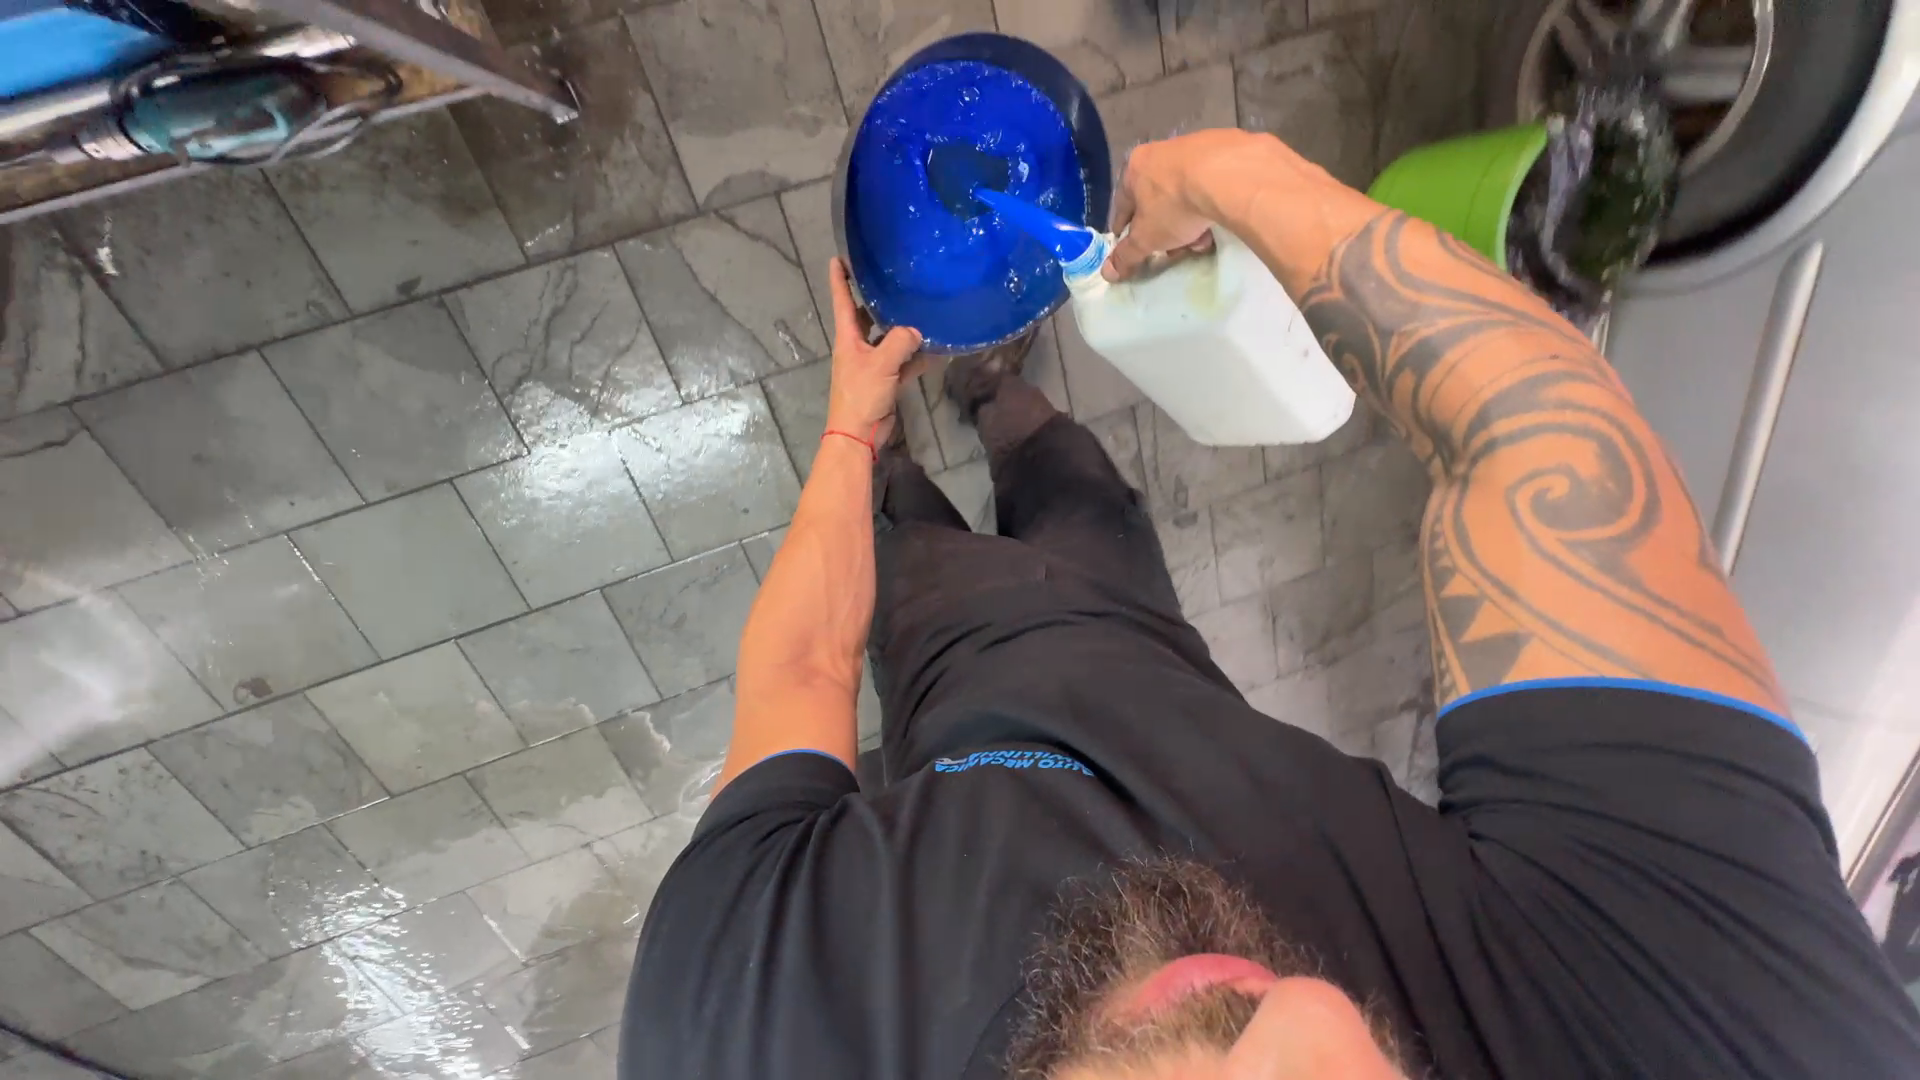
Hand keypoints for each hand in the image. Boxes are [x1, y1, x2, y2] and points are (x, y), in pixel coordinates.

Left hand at [825, 257, 923, 442]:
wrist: (859, 432)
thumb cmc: (861, 394)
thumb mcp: (881, 364)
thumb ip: (899, 342)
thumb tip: (915, 330)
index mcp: (848, 338)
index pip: (842, 301)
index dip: (839, 279)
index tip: (838, 257)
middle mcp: (857, 347)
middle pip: (865, 317)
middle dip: (873, 300)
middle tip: (890, 280)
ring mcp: (871, 364)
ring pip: (886, 340)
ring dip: (900, 329)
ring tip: (918, 309)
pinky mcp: (885, 381)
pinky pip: (902, 363)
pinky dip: (915, 357)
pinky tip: (934, 349)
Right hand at [1103, 130, 1330, 281]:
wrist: (1229, 175)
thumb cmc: (1175, 206)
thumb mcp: (1146, 239)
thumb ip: (1126, 255)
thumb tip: (1108, 272)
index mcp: (1134, 167)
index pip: (1121, 205)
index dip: (1124, 230)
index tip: (1131, 246)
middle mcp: (1161, 150)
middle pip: (1156, 199)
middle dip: (1163, 228)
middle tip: (1171, 248)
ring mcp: (1195, 145)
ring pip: (1184, 192)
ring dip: (1188, 218)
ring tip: (1200, 239)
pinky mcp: (1226, 146)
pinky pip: (1210, 182)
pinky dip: (1210, 202)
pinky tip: (1218, 219)